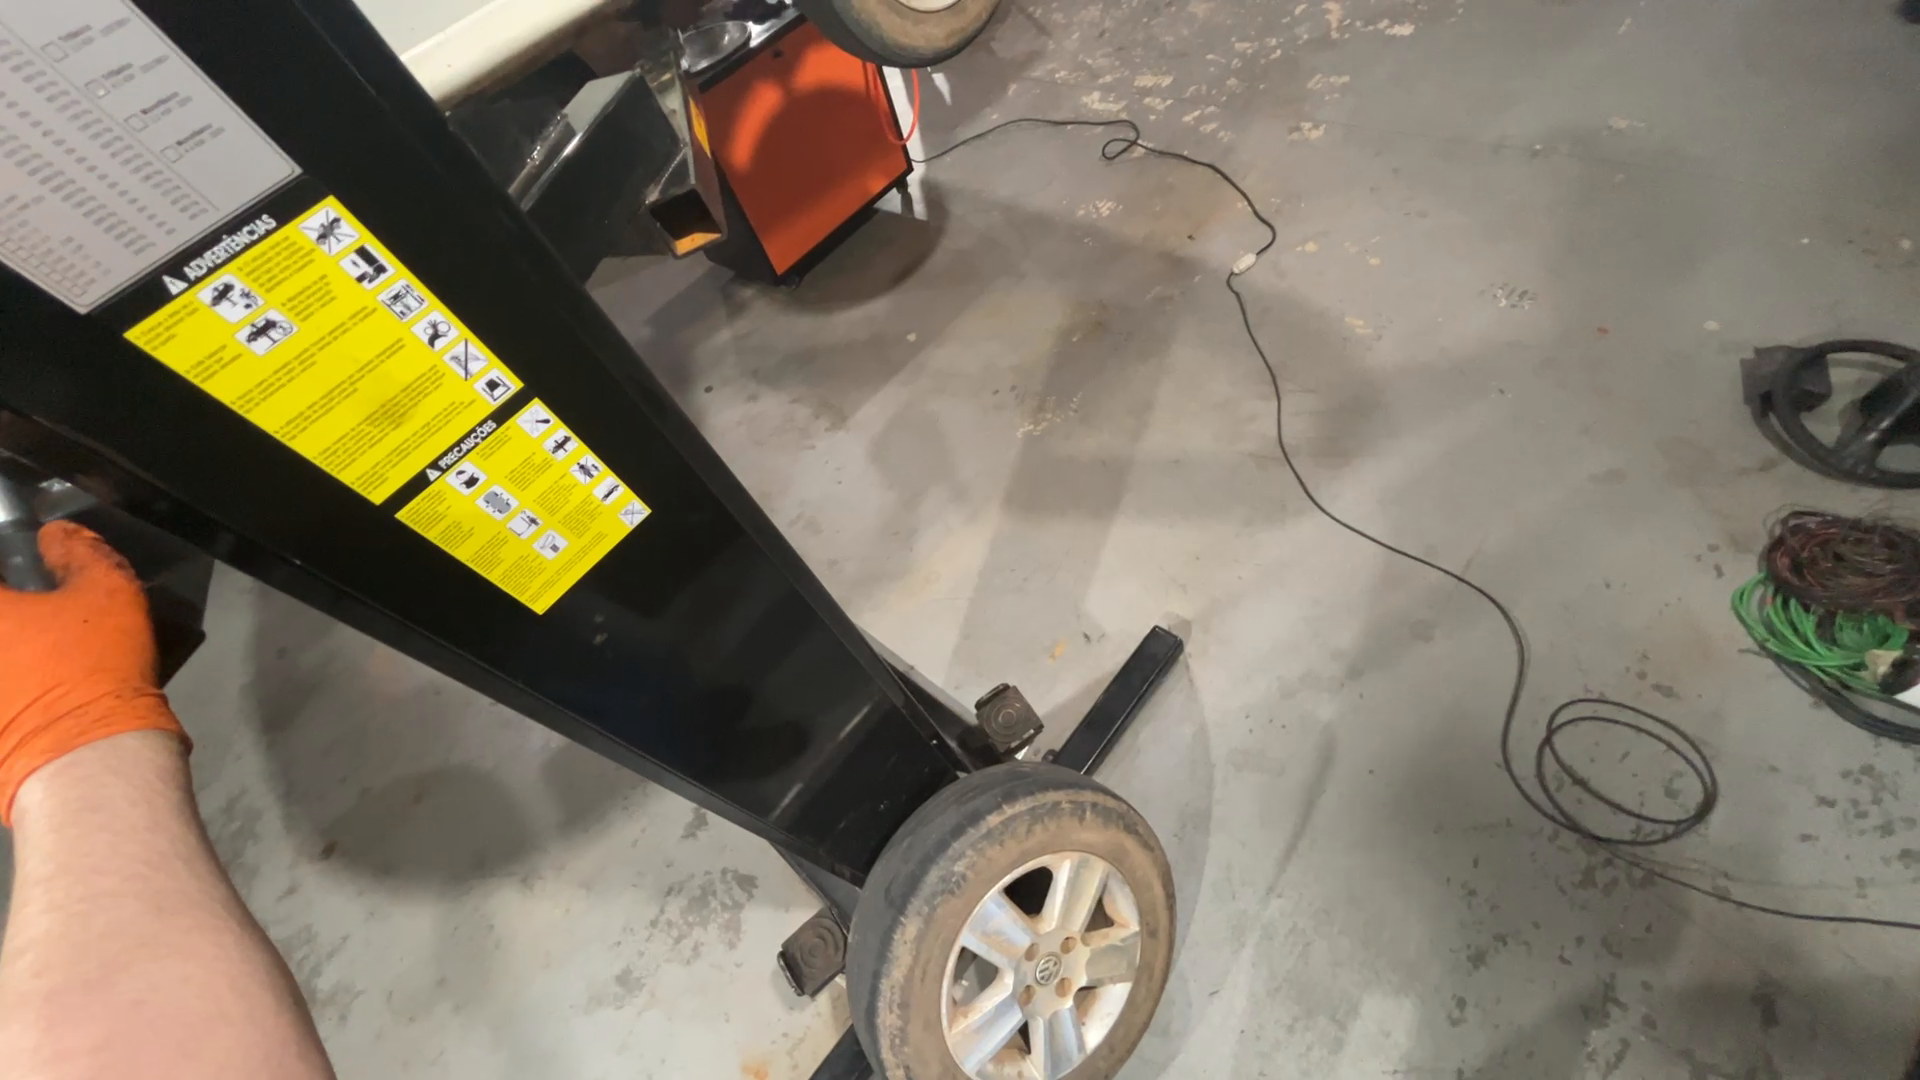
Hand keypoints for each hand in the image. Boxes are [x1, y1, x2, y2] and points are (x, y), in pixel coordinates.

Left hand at [0, 522, 183, 824]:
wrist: (81, 750)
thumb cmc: (91, 664)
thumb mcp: (110, 597)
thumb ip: (81, 555)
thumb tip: (58, 534)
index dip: (14, 568)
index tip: (27, 572)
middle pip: (0, 615)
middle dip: (13, 612)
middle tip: (38, 617)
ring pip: (4, 651)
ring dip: (18, 647)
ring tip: (39, 659)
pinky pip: (2, 688)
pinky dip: (13, 683)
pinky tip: (24, 688)